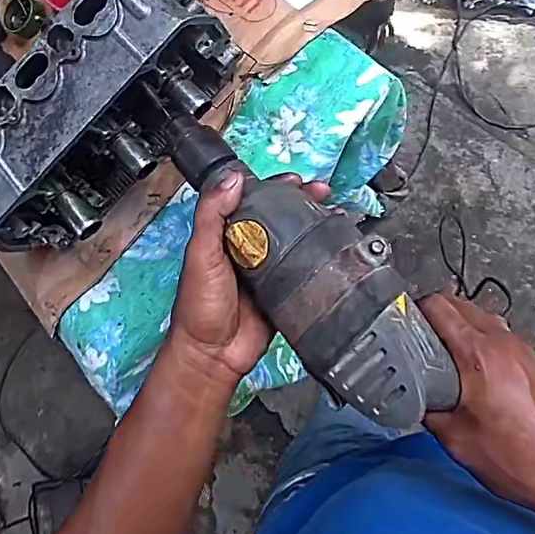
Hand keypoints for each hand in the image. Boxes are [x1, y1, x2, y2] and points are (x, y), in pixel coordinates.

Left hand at [167, 172, 329, 390]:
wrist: (213, 355)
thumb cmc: (198, 305)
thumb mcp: (200, 253)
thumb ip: (212, 214)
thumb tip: (232, 178)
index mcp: (228, 232)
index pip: (254, 199)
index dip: (276, 186)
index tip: (295, 180)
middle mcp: (251, 246)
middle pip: (281, 214)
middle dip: (303, 199)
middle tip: (321, 191)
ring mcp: (270, 266)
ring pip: (296, 236)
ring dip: (315, 221)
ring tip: (333, 210)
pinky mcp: (285, 287)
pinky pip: (305, 265)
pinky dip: (321, 252)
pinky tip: (336, 242)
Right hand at [420, 294, 534, 520]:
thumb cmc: (527, 462)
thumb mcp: (458, 442)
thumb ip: (429, 411)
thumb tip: (414, 399)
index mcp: (478, 354)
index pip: (437, 306)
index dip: (414, 308)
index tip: (401, 319)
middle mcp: (501, 342)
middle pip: (457, 303)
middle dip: (433, 313)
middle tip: (417, 336)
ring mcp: (521, 348)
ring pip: (479, 316)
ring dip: (459, 324)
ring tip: (444, 352)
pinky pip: (498, 334)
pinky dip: (480, 339)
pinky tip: (475, 370)